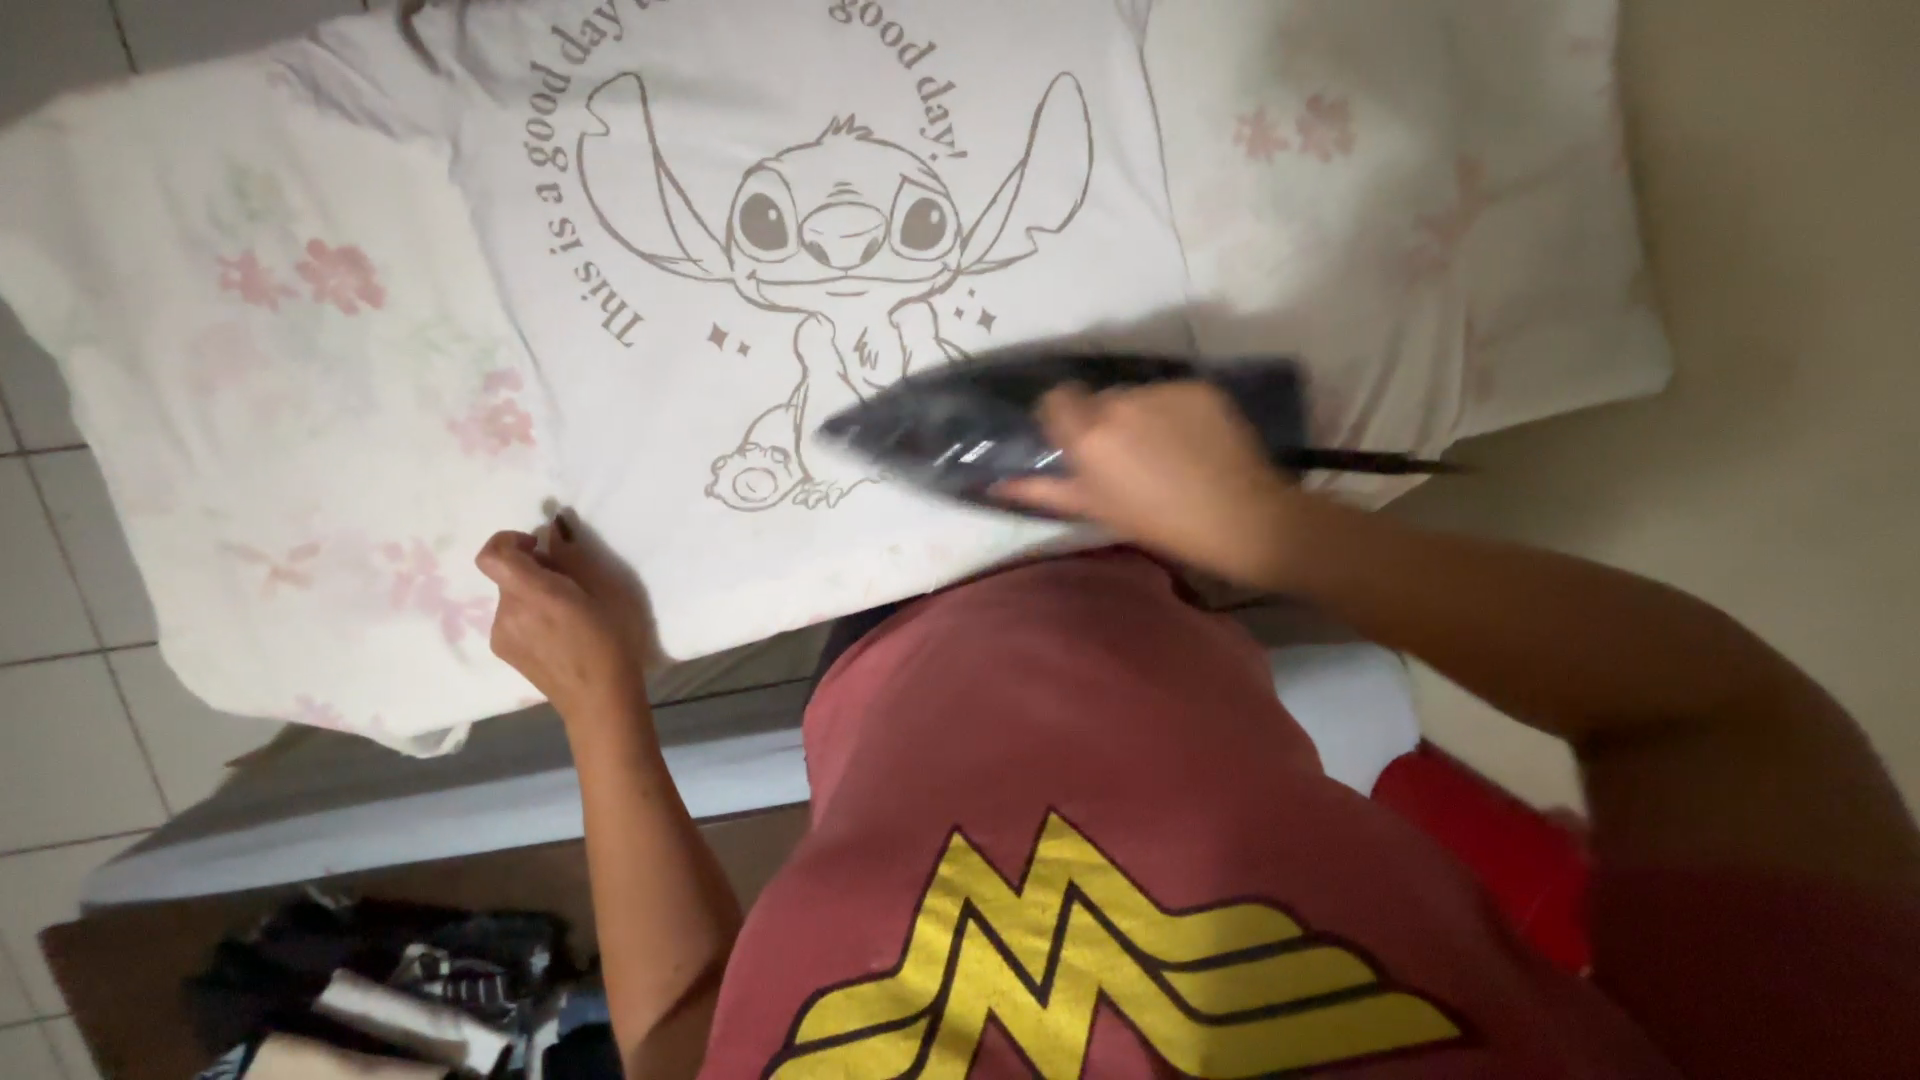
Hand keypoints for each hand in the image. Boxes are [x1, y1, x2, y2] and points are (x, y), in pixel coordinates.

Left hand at [475, 515, 657, 719]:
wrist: (600, 698)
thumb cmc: (613, 641)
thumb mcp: (605, 592)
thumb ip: (573, 559)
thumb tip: (554, 531)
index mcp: (535, 594)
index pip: (492, 554)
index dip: (507, 540)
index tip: (536, 545)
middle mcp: (508, 612)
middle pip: (506, 575)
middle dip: (531, 568)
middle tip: (567, 581)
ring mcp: (501, 634)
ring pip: (509, 597)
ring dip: (530, 593)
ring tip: (565, 613)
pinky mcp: (503, 651)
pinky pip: (510, 618)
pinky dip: (528, 614)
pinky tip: (556, 633)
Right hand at [997, 381, 1303, 587]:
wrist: (1241, 517)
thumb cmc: (1160, 523)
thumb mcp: (1095, 510)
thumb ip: (1041, 492)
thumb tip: (994, 485)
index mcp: (1089, 433)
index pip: (1056, 399)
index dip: (1062, 416)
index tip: (1075, 441)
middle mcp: (1120, 400)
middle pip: (1099, 398)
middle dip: (1104, 419)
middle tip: (1125, 456)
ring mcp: (1162, 391)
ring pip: (1136, 396)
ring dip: (1140, 415)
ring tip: (1165, 451)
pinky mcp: (1198, 387)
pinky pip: (1171, 395)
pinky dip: (1174, 412)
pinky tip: (1192, 442)